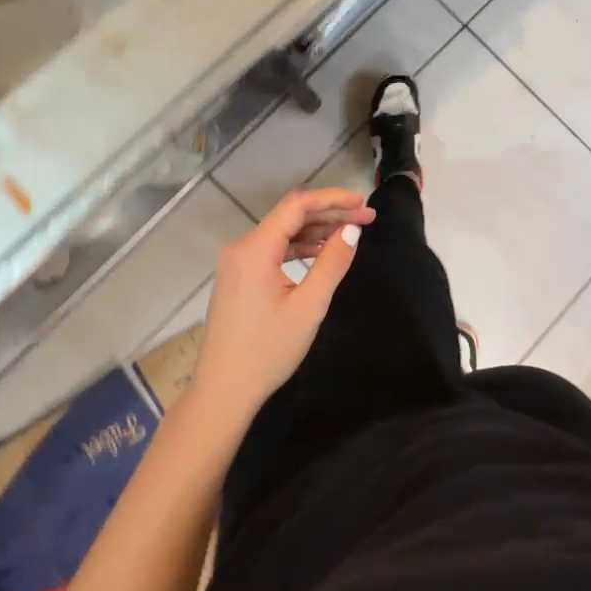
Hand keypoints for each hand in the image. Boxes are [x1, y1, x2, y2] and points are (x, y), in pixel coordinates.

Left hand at [193, 187, 375, 407]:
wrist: (224, 391)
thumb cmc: (268, 350)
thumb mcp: (309, 306)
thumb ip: (332, 263)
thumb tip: (352, 230)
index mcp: (255, 250)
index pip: (297, 206)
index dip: (333, 199)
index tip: (363, 204)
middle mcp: (241, 248)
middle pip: (290, 215)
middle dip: (330, 213)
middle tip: (367, 218)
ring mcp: (237, 263)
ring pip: (282, 232)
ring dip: (316, 229)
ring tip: (351, 232)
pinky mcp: (238, 277)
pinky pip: (273, 249)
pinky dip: (300, 246)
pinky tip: (323, 251)